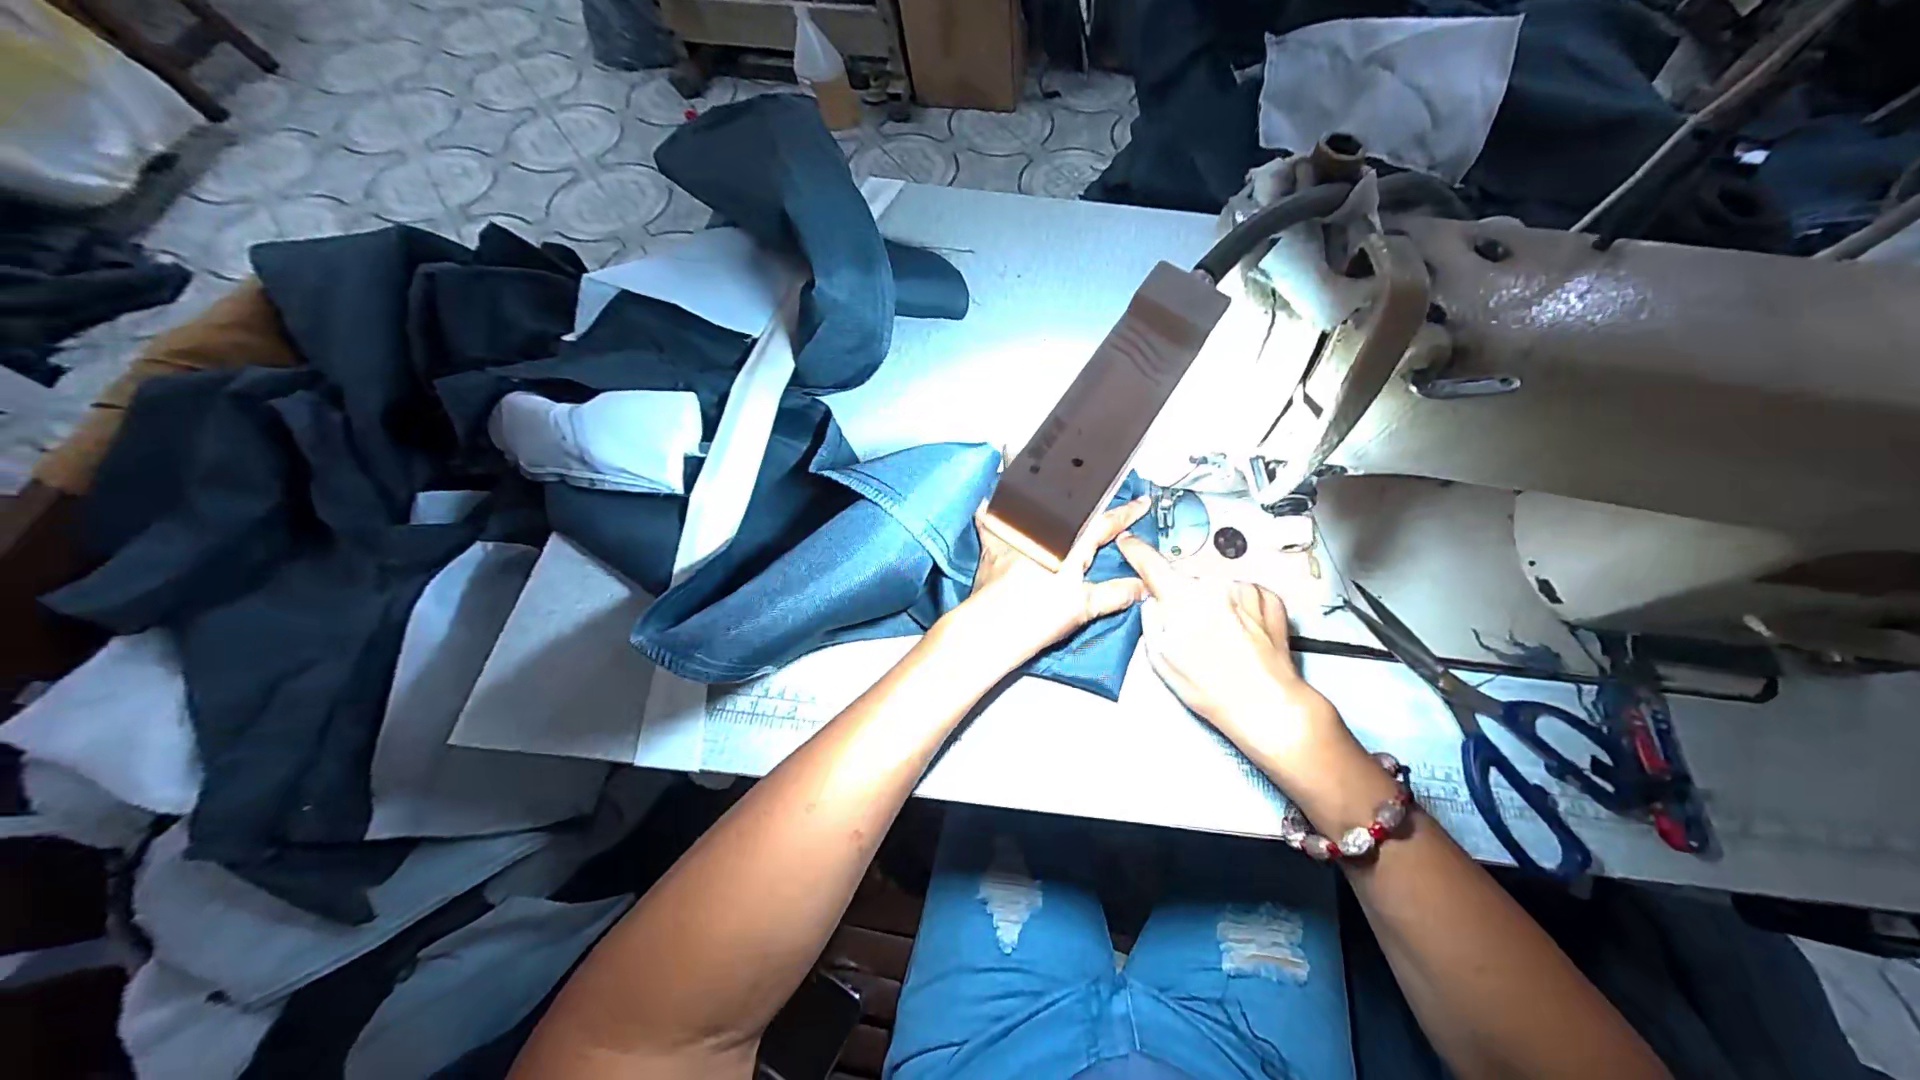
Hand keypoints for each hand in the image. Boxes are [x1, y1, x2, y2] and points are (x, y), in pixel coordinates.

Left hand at [940, 497, 1152, 673]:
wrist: (996, 625)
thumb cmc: (1039, 616)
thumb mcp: (1085, 607)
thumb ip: (1116, 593)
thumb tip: (1142, 588)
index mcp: (1071, 543)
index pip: (1106, 523)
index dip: (1127, 513)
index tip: (1141, 503)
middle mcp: (1044, 531)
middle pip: (1072, 509)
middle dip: (1090, 502)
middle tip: (1102, 495)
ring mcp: (1017, 535)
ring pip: (1033, 505)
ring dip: (1044, 497)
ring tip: (1054, 484)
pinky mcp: (992, 544)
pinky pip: (989, 520)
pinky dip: (991, 510)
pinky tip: (989, 502)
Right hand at [1117, 533, 1345, 757]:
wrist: (1268, 704)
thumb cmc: (1218, 690)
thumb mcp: (1162, 659)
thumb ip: (1151, 620)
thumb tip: (1153, 603)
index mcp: (1182, 598)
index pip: (1150, 562)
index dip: (1135, 550)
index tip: (1129, 542)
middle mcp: (1214, 585)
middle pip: (1187, 578)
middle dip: (1184, 597)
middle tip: (1192, 632)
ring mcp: (1244, 589)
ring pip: (1216, 586)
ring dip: (1214, 603)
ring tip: (1222, 639)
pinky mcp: (1268, 597)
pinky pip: (1242, 594)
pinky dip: (1238, 609)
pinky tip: (1240, 635)